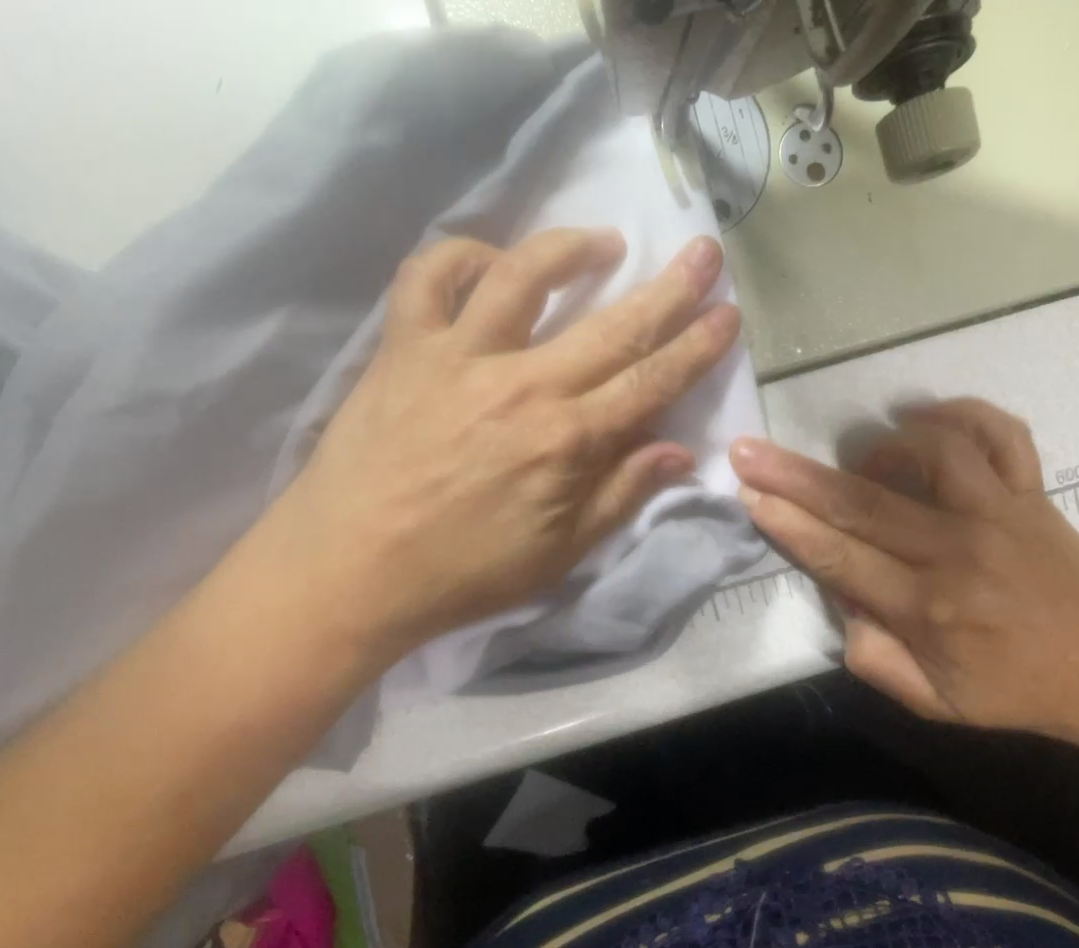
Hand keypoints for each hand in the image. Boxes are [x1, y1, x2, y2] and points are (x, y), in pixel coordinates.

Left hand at [260, 228, 740, 666]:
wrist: (349, 571)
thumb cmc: (463, 573)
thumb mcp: (559, 555)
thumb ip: (621, 495)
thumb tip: (681, 452)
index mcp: (565, 441)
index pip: (650, 383)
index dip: (696, 348)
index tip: (728, 314)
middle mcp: (521, 385)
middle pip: (611, 326)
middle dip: (669, 288)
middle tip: (703, 252)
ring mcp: (458, 357)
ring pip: (524, 277)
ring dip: (572, 249)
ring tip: (605, 244)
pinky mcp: (403, 347)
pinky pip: (429, 277)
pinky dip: (462, 256)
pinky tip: (492, 260)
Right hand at [730, 399, 1078, 743]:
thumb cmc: (1015, 689)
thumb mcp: (934, 702)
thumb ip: (874, 658)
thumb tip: (840, 601)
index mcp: (930, 609)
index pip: (842, 558)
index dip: (789, 526)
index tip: (749, 496)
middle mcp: (959, 550)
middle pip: (865, 501)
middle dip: (797, 476)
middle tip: (750, 451)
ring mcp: (1000, 512)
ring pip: (932, 452)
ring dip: (880, 447)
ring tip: (858, 462)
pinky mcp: (1031, 491)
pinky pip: (1001, 433)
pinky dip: (960, 412)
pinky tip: (922, 415)